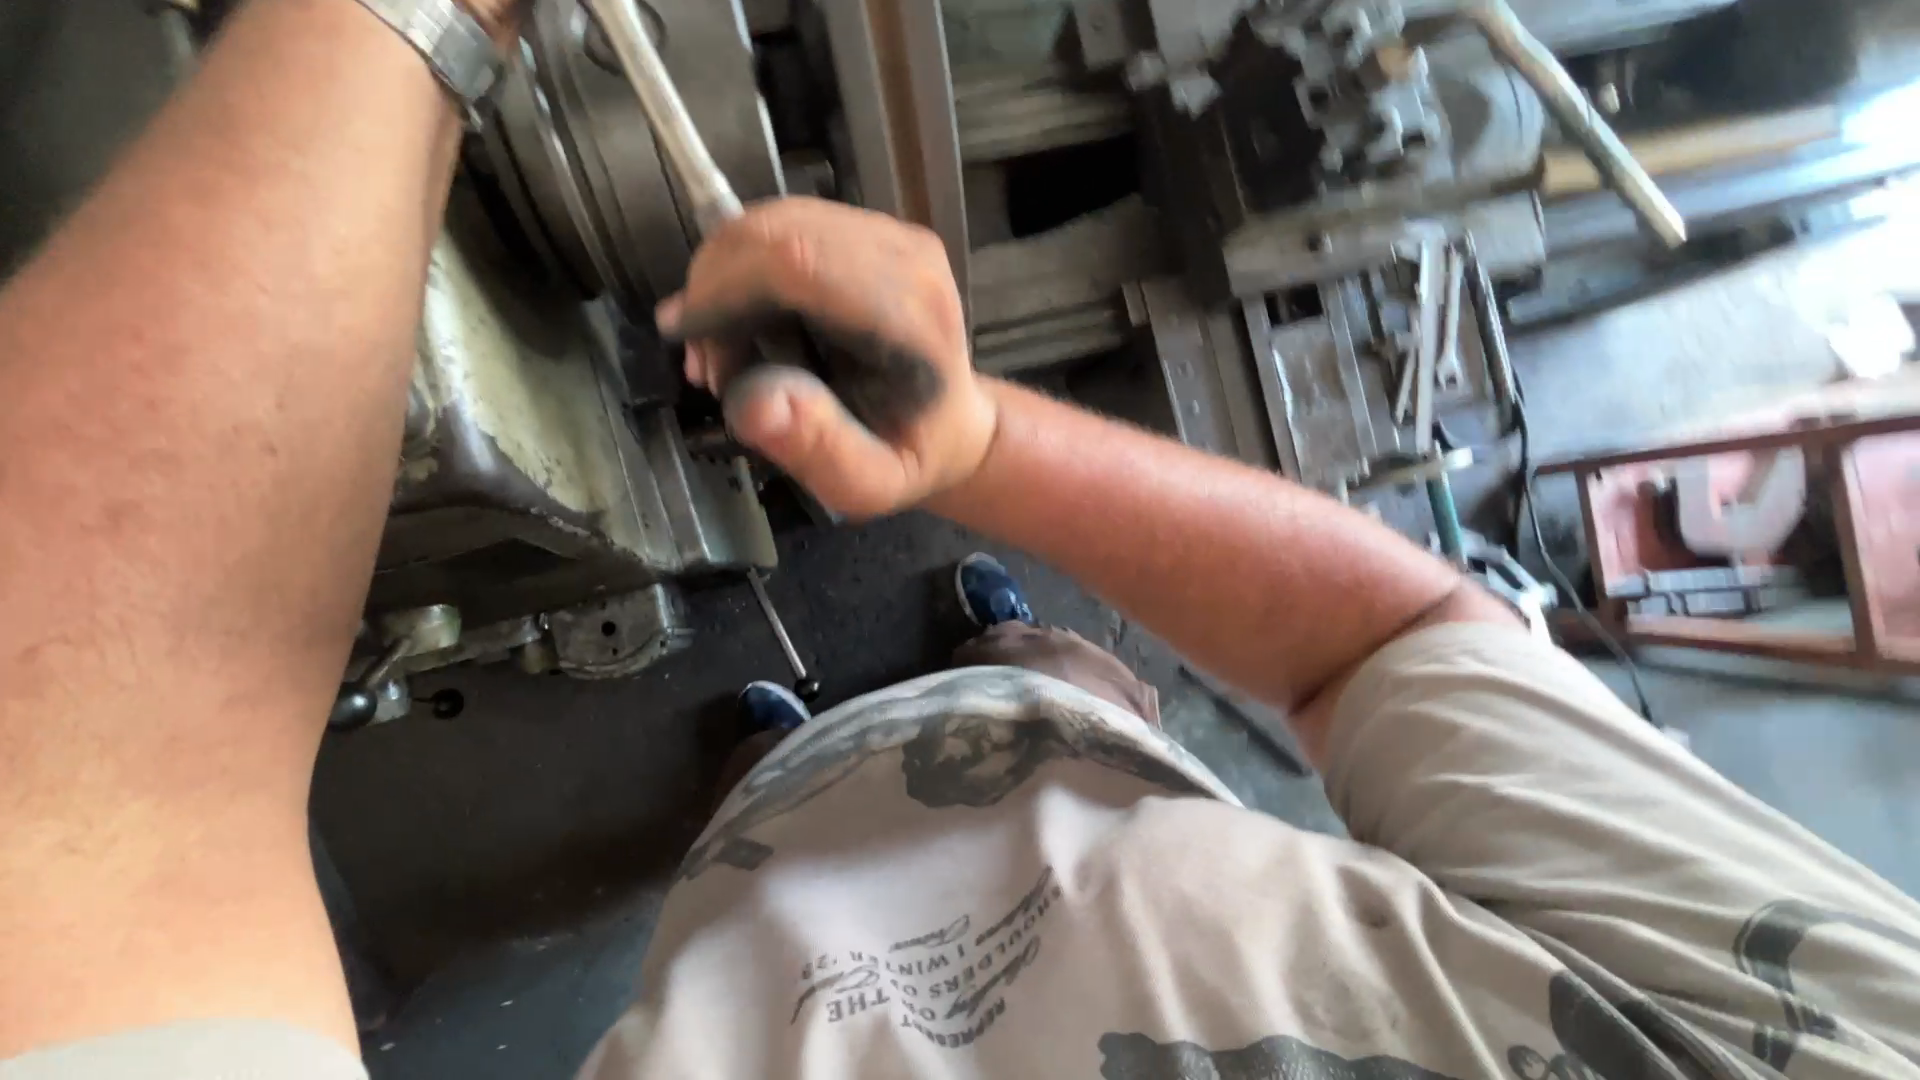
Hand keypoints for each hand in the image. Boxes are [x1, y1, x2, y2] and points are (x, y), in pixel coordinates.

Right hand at [657, 197, 998, 519]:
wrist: (951, 424)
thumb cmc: (910, 454)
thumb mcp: (869, 481)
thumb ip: (818, 448)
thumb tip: (754, 404)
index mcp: (913, 319)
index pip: (797, 265)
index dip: (724, 291)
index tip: (687, 342)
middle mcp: (906, 258)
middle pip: (772, 234)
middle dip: (715, 292)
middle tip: (711, 368)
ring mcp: (888, 233)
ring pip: (766, 225)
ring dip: (723, 283)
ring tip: (729, 358)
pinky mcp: (866, 228)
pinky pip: (779, 228)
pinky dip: (743, 272)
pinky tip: (745, 327)